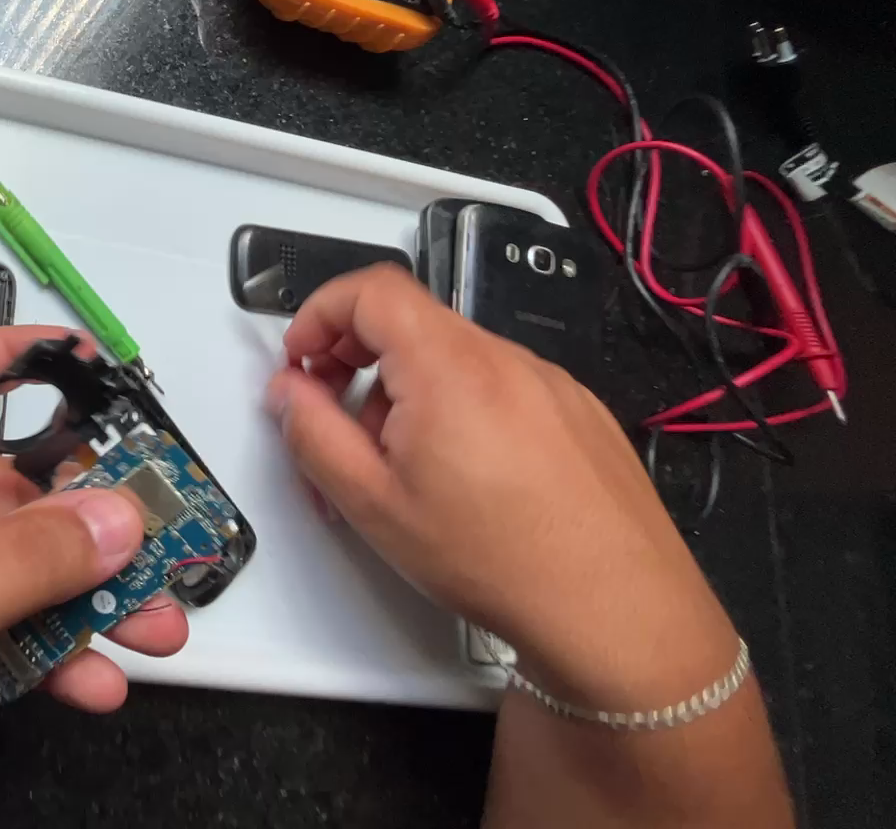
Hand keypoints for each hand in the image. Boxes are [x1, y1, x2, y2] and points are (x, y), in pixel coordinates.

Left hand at [0, 326, 186, 828]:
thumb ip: (20, 560)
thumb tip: (115, 518)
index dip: (12, 354)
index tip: (83, 356)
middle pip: (17, 484)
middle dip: (91, 515)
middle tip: (160, 535)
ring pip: (27, 562)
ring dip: (91, 592)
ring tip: (153, 624)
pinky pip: (15, 624)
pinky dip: (58, 648)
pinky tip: (95, 678)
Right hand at [265, 265, 738, 709]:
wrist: (623, 620)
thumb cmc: (499, 562)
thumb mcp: (369, 501)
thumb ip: (310, 431)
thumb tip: (286, 390)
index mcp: (450, 369)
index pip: (370, 290)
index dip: (318, 313)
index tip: (300, 357)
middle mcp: (505, 360)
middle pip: (404, 320)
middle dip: (349, 356)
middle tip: (329, 411)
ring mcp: (548, 383)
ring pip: (443, 355)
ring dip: (396, 388)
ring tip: (392, 459)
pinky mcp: (575, 410)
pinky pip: (489, 381)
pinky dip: (446, 402)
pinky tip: (450, 468)